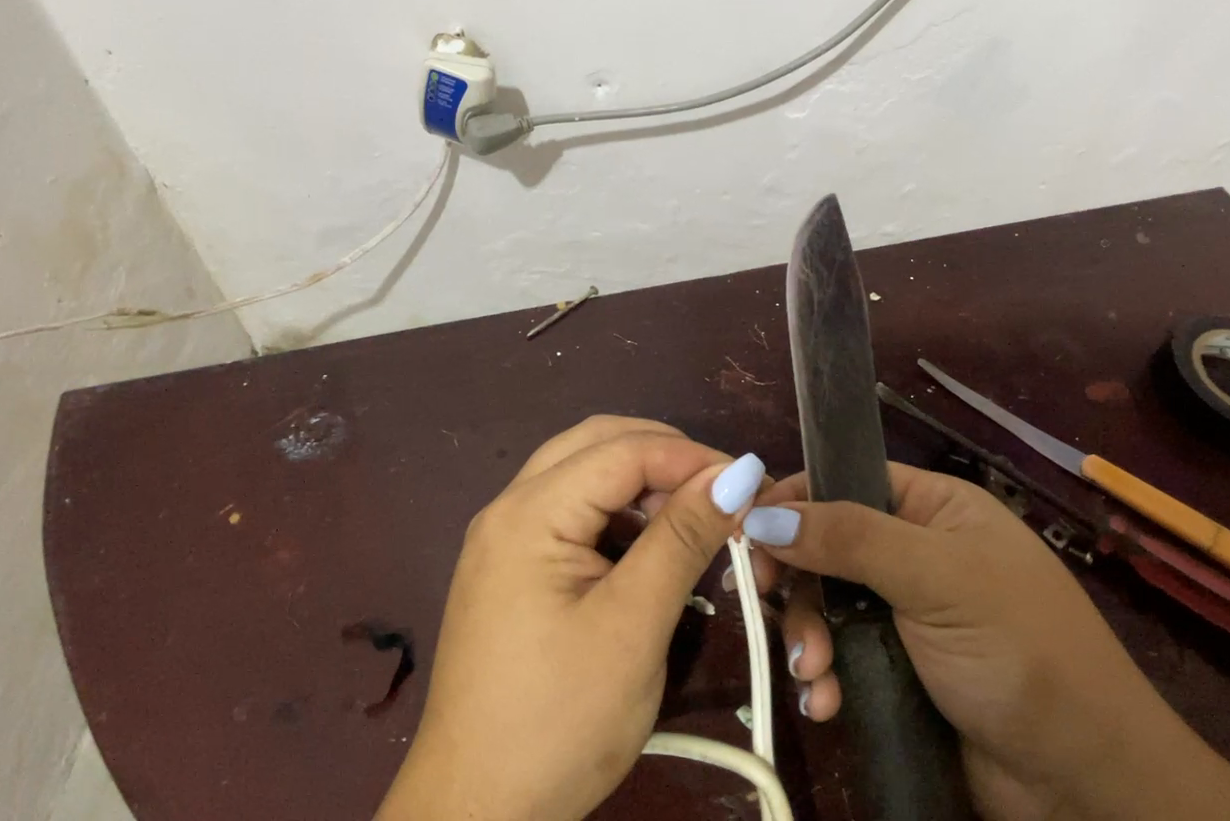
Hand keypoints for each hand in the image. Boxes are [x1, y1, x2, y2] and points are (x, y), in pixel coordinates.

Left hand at [377, 416, 765, 820]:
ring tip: (695, 519)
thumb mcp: (634, 626)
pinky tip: (651, 549)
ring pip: (583, 476)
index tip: (752, 485)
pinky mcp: (511, 573)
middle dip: (664, 456)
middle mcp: (508, 510)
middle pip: (595, 445)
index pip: (622, 449)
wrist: (478, 811)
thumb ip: (682, 538)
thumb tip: (736, 473)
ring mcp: (504, 541)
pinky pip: (572, 516)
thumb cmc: (559, 720)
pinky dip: (618, 517)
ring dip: (641, 484)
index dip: (691, 456)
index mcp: (529, 513)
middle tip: (723, 494)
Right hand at [742, 463, 1229, 820]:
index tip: (748, 534)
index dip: (793, 501)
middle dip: (799, 584)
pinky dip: (823, 676)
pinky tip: (826, 703)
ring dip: (807, 638)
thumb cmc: (1019, 651)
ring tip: (815, 675)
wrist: (1083, 779)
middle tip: (775, 608)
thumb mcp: (937, 579)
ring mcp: (903, 614)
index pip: (844, 480)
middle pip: (823, 546)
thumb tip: (760, 511)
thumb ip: (850, 538)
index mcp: (932, 509)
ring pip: (823, 605)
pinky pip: (837, 656)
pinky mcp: (894, 669)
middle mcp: (913, 552)